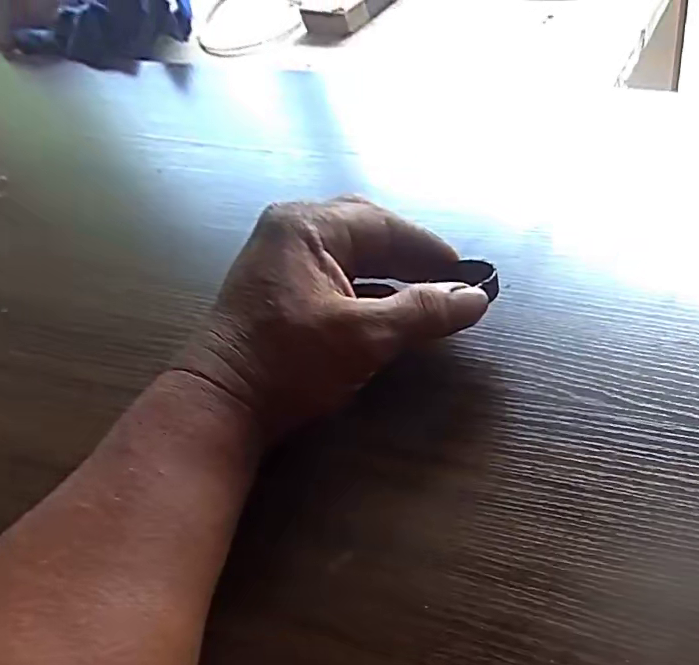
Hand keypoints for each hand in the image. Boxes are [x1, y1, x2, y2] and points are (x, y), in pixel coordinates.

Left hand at [181, 196, 490, 436]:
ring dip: (389, 277)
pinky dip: (365, 294)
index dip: (430, 249)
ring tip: (426, 299)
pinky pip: (333, 282)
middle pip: (365, 234)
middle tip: (447, 281)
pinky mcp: (276, 296)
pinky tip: (386, 314)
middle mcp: (290, 234)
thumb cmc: (289, 364)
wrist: (223, 405)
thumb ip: (421, 313)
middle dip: (410, 257)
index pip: (384, 224)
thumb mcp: (363, 337)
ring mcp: (279, 264)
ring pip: (349, 260)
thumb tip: (476, 299)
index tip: (467, 274)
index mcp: (307, 227)